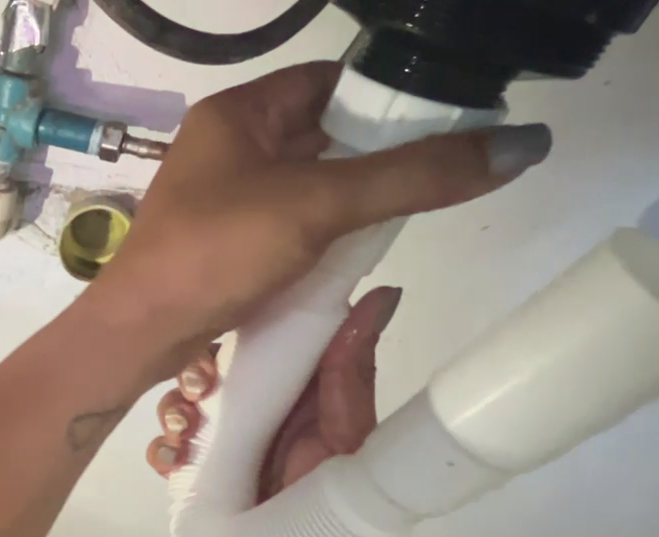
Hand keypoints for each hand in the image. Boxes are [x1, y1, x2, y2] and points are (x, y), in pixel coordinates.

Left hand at [87, 61, 547, 382]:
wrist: (138, 333)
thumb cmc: (215, 252)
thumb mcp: (318, 204)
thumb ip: (414, 175)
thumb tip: (521, 144)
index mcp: (238, 114)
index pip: (332, 81)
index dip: (387, 97)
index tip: (443, 123)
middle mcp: (224, 149)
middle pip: (322, 135)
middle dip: (373, 156)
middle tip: (426, 180)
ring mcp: (217, 201)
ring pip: (303, 187)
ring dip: (346, 203)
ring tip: (392, 221)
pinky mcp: (217, 247)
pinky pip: (281, 229)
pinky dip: (315, 238)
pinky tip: (345, 255)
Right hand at [148, 285, 398, 498]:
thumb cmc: (341, 497)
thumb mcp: (348, 428)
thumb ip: (350, 370)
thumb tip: (383, 292)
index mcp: (289, 386)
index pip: (250, 342)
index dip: (228, 332)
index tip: (219, 340)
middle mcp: (252, 409)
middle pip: (205, 373)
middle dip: (190, 374)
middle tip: (197, 391)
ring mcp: (221, 444)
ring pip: (180, 408)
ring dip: (171, 411)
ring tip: (180, 431)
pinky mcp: (199, 478)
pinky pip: (168, 454)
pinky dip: (160, 452)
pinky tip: (169, 461)